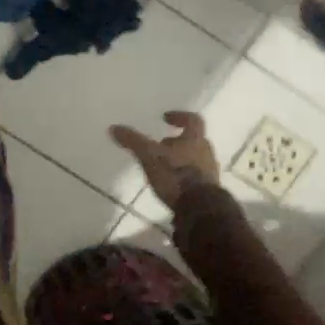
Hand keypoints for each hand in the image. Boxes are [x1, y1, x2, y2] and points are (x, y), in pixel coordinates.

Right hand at [109, 112, 223, 212]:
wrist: (199, 208)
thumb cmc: (175, 175)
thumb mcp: (149, 156)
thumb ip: (133, 141)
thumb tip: (113, 127)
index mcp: (195, 140)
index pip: (193, 120)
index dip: (180, 116)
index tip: (166, 118)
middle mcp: (206, 152)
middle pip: (195, 140)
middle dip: (178, 141)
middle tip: (162, 145)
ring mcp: (210, 172)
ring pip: (196, 158)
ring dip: (182, 158)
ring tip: (163, 165)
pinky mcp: (209, 190)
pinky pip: (197, 176)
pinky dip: (184, 175)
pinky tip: (171, 184)